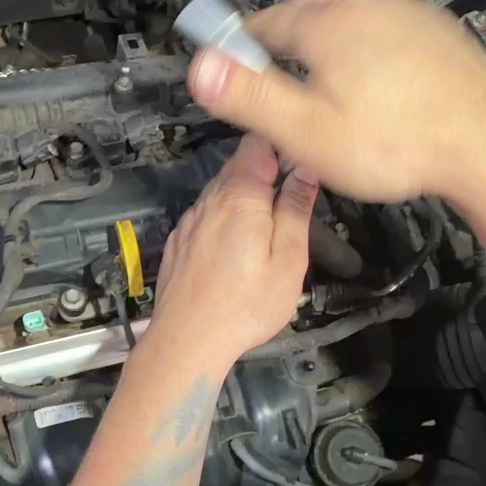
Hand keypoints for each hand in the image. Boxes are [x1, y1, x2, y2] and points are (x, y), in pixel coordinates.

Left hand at [144, 137, 316, 370]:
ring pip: (222, 193)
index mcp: (240, 196)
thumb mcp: (289, 260)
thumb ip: (296, 210)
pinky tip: (236, 252)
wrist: (187, 341)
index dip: (281, 145)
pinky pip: (207, 217)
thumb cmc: (245, 306)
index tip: (300, 163)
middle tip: (292, 203)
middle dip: (266, 175)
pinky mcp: (180, 242)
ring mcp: (190, 221)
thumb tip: (305, 171)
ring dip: (245, 201)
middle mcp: (209, 200)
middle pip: (239, 167)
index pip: (257, 143)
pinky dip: (225, 222)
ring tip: (267, 231)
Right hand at [186, 0, 485, 201]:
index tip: (222, 40)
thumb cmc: (401, 143)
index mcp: (328, 28)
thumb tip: (201, 67)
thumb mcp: (312, 133)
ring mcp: (401, 7)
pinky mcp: (428, 21)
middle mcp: (364, 4)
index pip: (268, 22)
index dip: (240, 33)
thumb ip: (254, 98)